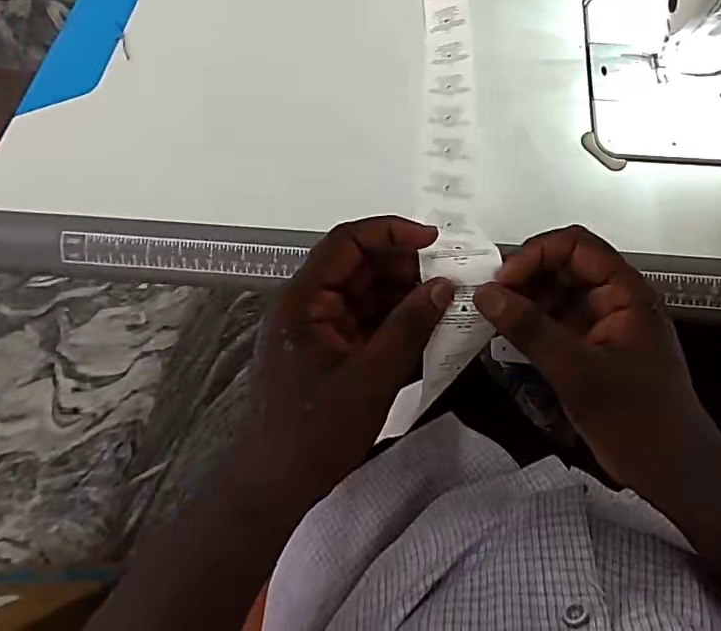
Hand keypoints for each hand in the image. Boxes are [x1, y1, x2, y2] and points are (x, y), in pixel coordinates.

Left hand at [229, 216, 452, 507]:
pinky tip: (425, 330)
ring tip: (444, 303)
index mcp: (304, 299)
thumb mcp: (371, 378)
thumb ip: (409, 328)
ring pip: (364, 295)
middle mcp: (307, 305)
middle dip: (403, 268)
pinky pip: (363, 323)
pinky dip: (393, 323)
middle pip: (358, 267)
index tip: (432, 239)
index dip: (389, 232)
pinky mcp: (327, 352)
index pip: (346, 242)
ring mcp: (316, 329)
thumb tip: (442, 287)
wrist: (272, 488)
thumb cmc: (313, 432)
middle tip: (448, 276)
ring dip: (402, 296)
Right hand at [471, 225, 720, 496]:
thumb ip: (530, 329)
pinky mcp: (593, 346)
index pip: (576, 246)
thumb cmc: (639, 422)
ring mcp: (604, 323)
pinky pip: (556, 320)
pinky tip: (507, 337)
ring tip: (493, 317)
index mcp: (626, 293)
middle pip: (563, 265)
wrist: (677, 478)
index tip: (505, 280)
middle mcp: (615, 299)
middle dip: (525, 276)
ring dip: (524, 299)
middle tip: (491, 298)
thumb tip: (486, 294)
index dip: (537, 254)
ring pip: (556, 292)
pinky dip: (531, 323)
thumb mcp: (578, 373)